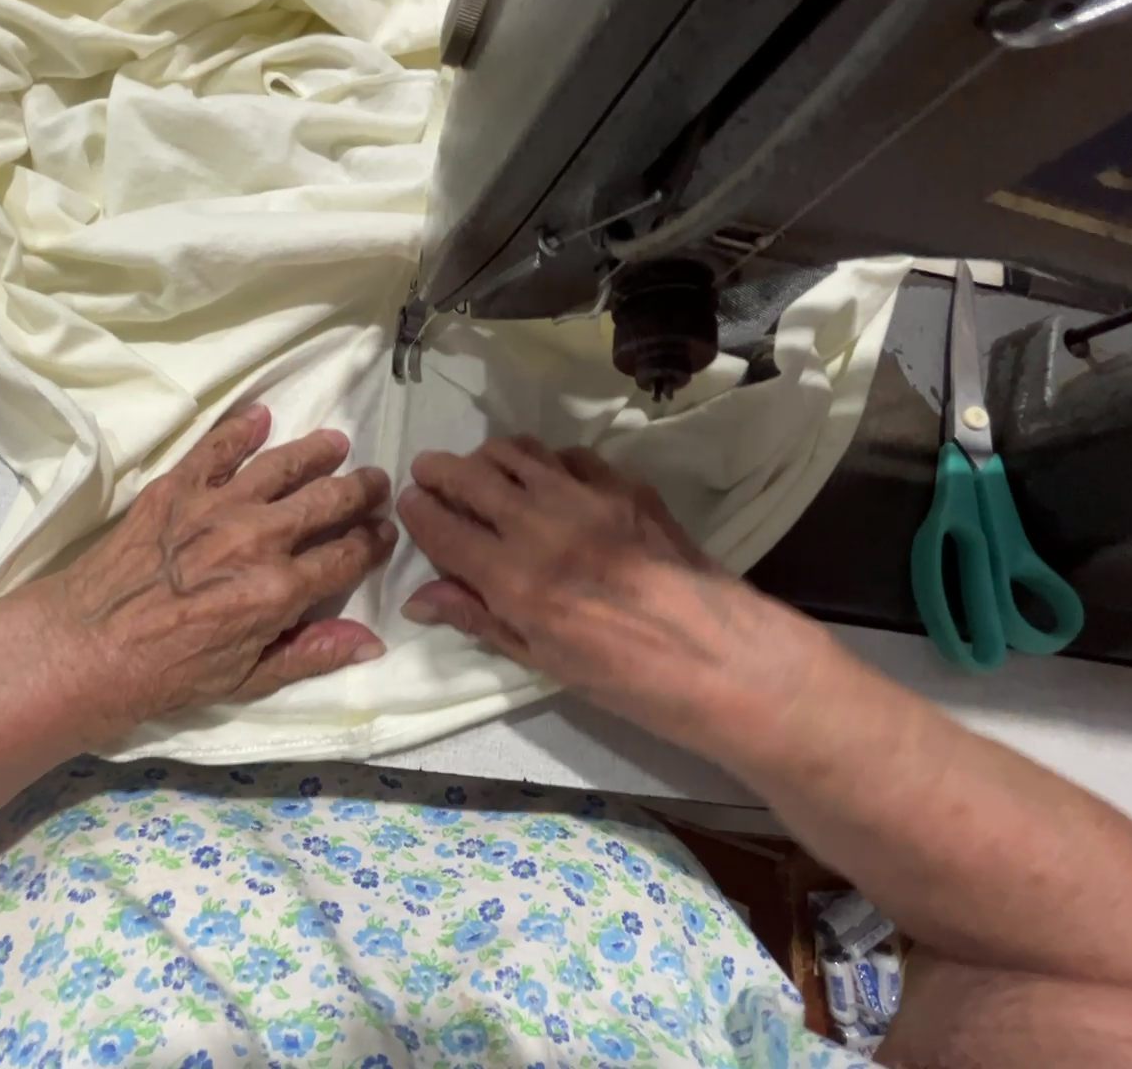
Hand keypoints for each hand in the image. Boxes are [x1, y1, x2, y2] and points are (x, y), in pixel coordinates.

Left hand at [20, 405, 395, 741]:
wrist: (89, 646)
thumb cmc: (171, 672)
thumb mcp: (249, 679)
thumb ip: (313, 654)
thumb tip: (374, 641)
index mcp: (279, 590)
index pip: (347, 556)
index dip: (374, 543)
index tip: (386, 532)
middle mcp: (257, 538)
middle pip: (325, 502)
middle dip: (360, 490)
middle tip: (375, 482)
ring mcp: (216, 506)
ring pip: (281, 466)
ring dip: (316, 451)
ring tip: (336, 442)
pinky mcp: (176, 487)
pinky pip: (216, 448)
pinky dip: (241, 429)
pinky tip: (262, 416)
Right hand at [394, 436, 837, 760]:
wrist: (724, 660)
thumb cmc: (625, 679)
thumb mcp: (541, 661)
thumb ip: (478, 617)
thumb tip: (419, 599)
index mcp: (516, 580)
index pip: (444, 529)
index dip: (417, 511)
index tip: (408, 503)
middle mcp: (543, 527)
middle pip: (472, 476)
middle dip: (438, 469)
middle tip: (428, 473)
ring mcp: (588, 499)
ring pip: (518, 452)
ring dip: (487, 456)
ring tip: (479, 468)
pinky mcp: (626, 487)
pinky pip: (570, 456)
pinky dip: (545, 461)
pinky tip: (546, 479)